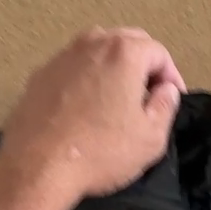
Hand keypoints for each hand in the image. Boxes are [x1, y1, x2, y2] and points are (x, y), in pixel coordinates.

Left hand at [0, 27, 186, 205]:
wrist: (38, 167)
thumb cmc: (101, 152)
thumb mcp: (150, 138)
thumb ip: (166, 107)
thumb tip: (166, 90)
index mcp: (124, 52)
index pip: (159, 52)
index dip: (172, 76)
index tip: (172, 99)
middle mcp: (92, 43)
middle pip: (128, 42)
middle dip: (144, 65)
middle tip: (148, 96)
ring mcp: (62, 57)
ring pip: (98, 52)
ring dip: (113, 69)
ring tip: (117, 100)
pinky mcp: (40, 75)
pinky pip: (73, 70)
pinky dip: (86, 81)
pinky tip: (85, 109)